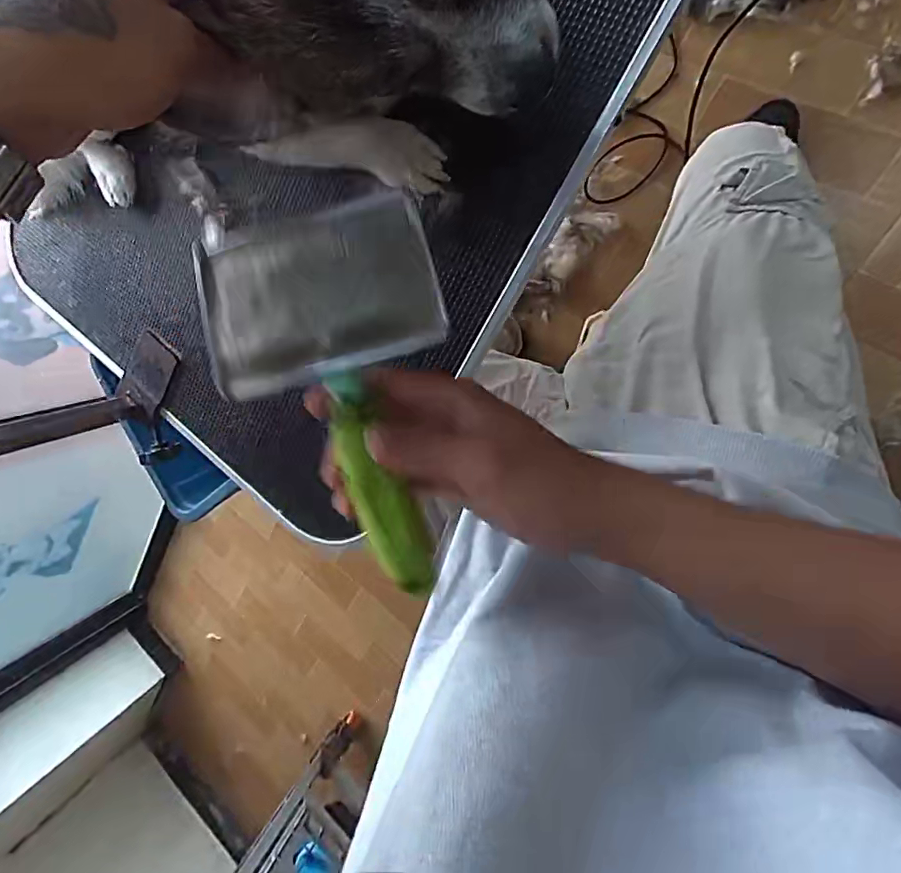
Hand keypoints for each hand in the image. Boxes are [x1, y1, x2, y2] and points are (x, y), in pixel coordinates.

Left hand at [0, 0, 243, 161]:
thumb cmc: (95, 52)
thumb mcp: (177, 57)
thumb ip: (222, 62)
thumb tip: (255, 78)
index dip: (226, 28)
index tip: (237, 72)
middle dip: (189, 47)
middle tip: (204, 91)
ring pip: (134, 25)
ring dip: (155, 63)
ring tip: (162, 99)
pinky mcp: (40, 18)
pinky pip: (101, 42)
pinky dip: (119, 70)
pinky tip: (123, 98)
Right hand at [305, 370, 626, 554]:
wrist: (587, 515)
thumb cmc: (538, 483)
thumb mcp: (478, 464)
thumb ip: (422, 448)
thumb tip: (367, 437)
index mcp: (451, 401)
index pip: (390, 384)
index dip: (349, 391)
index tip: (313, 408)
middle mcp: (445, 417)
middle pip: (384, 418)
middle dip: (352, 443)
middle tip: (332, 479)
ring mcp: (449, 447)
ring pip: (393, 449)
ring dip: (366, 470)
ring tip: (344, 503)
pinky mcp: (454, 475)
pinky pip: (410, 475)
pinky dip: (388, 489)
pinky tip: (368, 509)